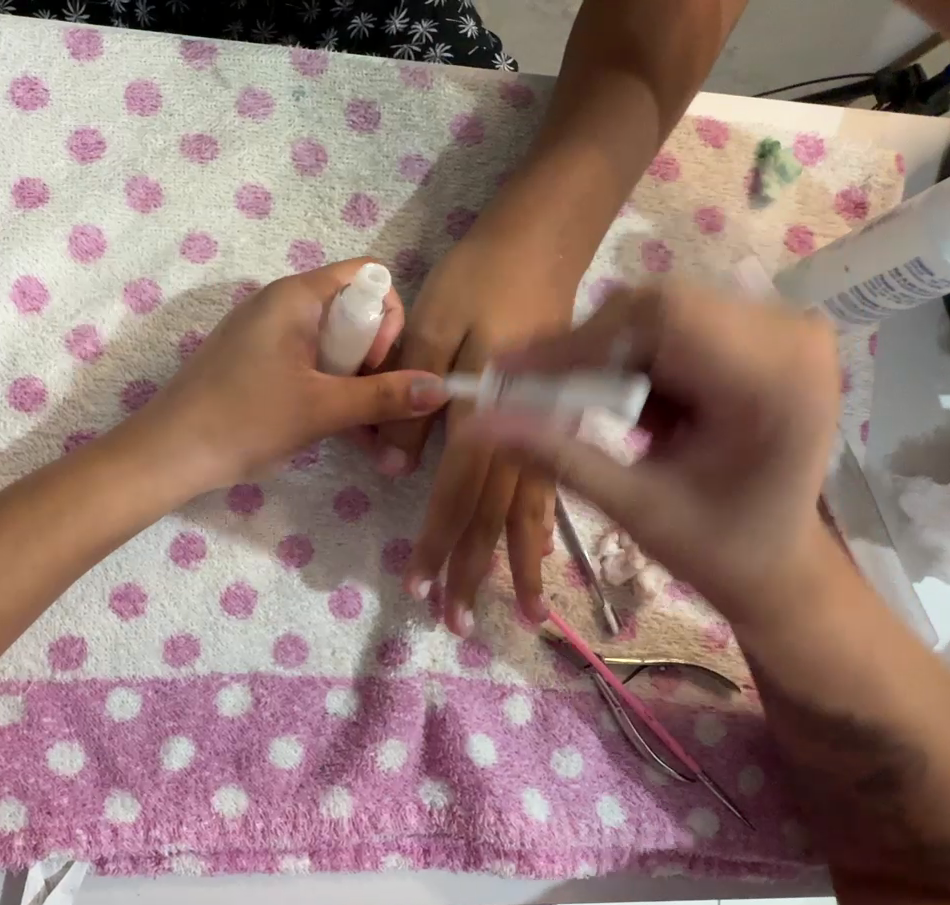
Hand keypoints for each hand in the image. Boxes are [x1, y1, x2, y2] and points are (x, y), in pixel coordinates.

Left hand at [135, 259, 448, 493]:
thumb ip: (384, 396)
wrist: (167, 453)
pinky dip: (325, 390)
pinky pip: (306, 364)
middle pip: (352, 312)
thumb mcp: (321, 409)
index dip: (388, 318)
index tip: (378, 367)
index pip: (368, 276)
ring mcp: (264, 335)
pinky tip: (330, 429)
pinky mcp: (253, 363)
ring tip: (357, 429)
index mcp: (297, 296)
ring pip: (330, 345)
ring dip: (352, 382)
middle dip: (374, 359)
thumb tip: (443, 387)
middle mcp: (281, 304)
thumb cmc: (244, 421)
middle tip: (368, 405)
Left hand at [376, 214, 588, 633]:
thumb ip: (407, 395)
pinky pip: (545, 483)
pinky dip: (539, 526)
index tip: (420, 589)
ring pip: (526, 507)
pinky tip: (537, 554)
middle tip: (459, 623)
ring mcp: (548, 424)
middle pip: (494, 513)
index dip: (437, 542)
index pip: (456, 492)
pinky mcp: (555, 416)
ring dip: (514, 562)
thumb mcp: (432, 324)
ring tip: (518, 613)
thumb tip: (394, 469)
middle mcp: (524, 428)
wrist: (545, 235)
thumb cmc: (480, 273)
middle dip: (475, 570)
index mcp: (488, 408)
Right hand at [460, 284, 843, 628]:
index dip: (578, 341)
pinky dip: (637, 362)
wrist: (778, 564)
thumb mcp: (632, 507)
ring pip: (661, 310)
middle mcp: (791, 337)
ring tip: (607, 417)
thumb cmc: (716, 549)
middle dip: (589, 351)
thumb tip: (475, 425)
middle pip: (660, 306)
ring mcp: (782, 329)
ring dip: (613, 359)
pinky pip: (677, 323)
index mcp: (775, 382)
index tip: (511, 374)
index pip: (664, 320)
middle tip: (540, 395)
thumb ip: (556, 457)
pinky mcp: (764, 335)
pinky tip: (641, 414)